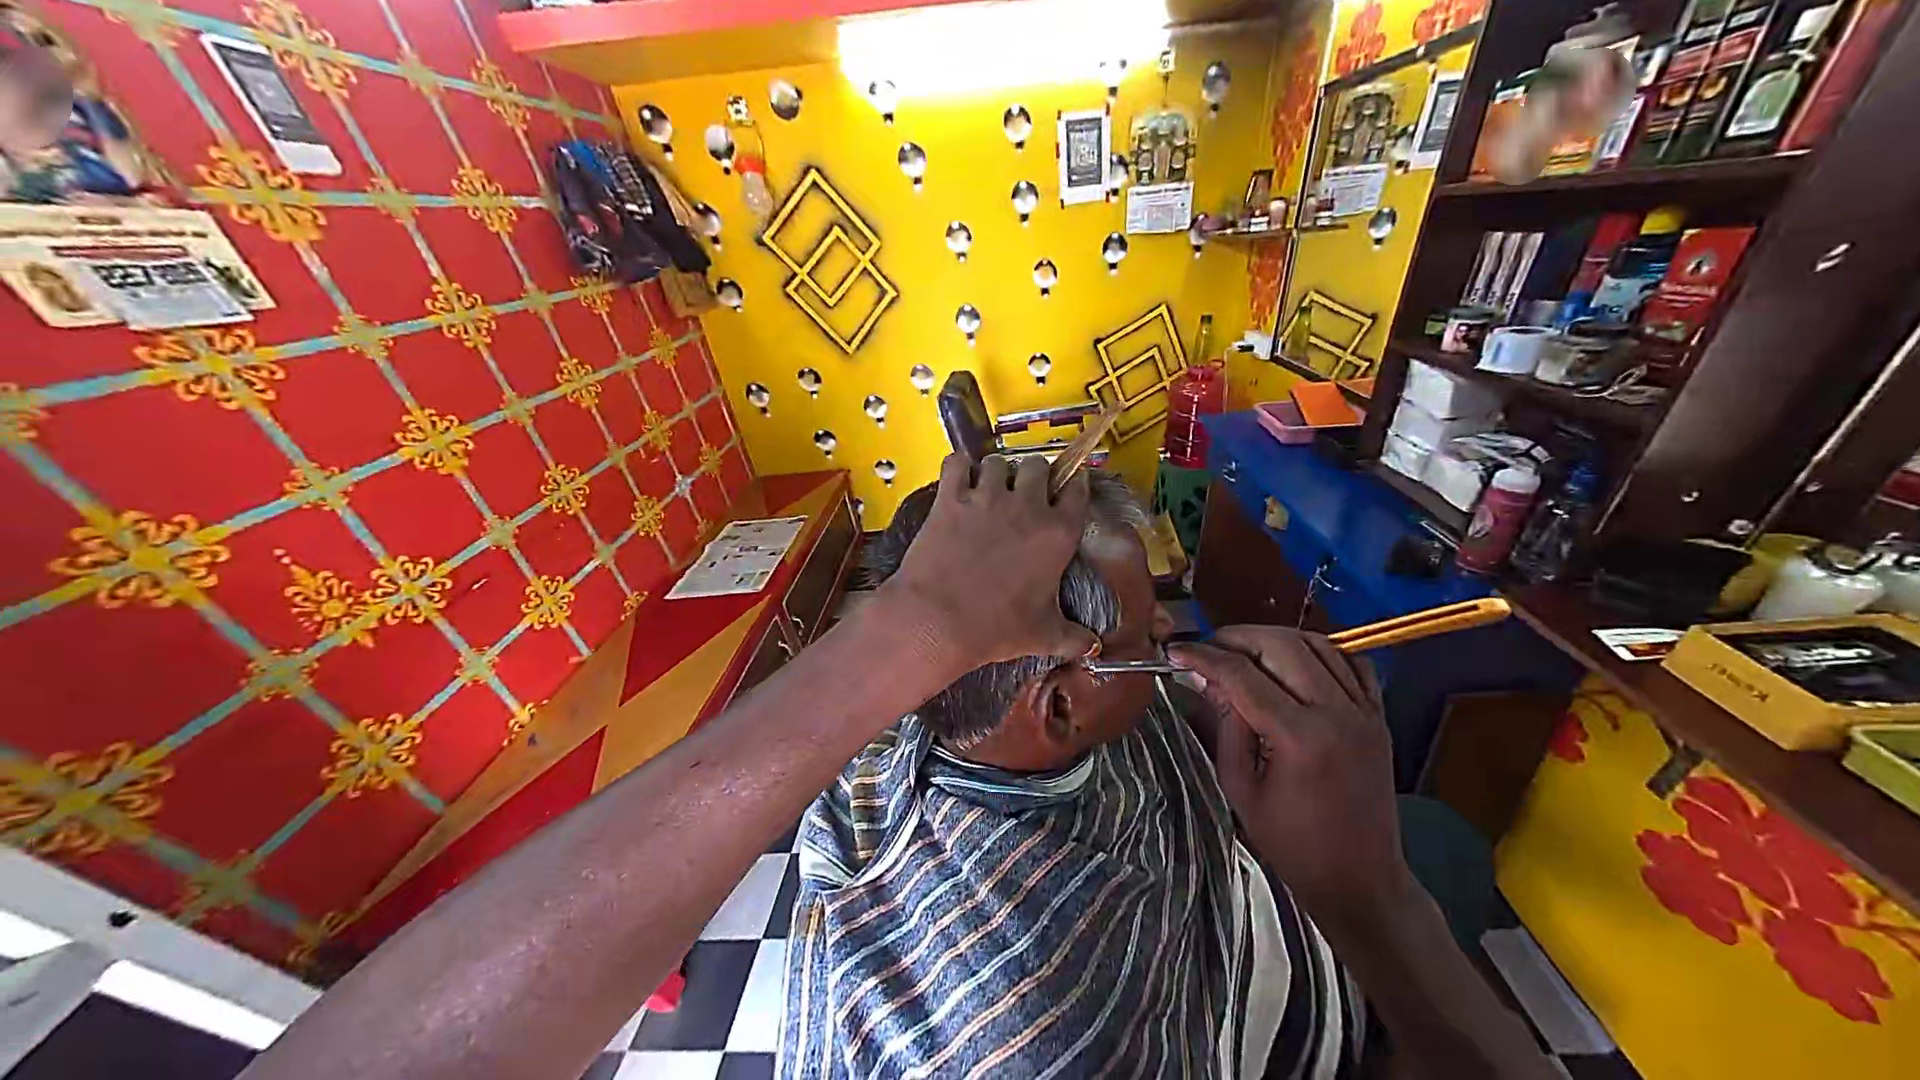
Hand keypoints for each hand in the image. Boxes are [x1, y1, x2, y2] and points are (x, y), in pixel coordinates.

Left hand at [872, 453, 1096, 676]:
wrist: (939, 620)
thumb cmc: (994, 627)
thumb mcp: (1042, 635)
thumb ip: (1072, 637)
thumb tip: (1089, 647)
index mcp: (1057, 534)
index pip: (1077, 492)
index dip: (1074, 486)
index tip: (1070, 486)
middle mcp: (1026, 507)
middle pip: (1038, 466)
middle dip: (1033, 475)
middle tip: (1024, 491)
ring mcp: (986, 498)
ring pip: (998, 462)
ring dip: (996, 471)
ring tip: (989, 486)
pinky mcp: (950, 499)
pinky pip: (957, 463)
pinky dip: (958, 466)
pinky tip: (958, 477)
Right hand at [1169, 627, 1409, 913]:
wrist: (1361, 879)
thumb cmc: (1291, 843)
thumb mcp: (1240, 787)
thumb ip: (1225, 726)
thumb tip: (1207, 678)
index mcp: (1299, 737)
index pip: (1242, 674)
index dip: (1203, 656)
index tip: (1175, 652)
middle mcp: (1337, 713)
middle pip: (1281, 645)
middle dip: (1236, 638)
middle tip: (1208, 651)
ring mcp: (1364, 711)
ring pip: (1317, 644)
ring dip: (1273, 639)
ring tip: (1243, 652)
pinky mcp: (1378, 716)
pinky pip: (1351, 662)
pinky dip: (1318, 651)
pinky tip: (1292, 662)